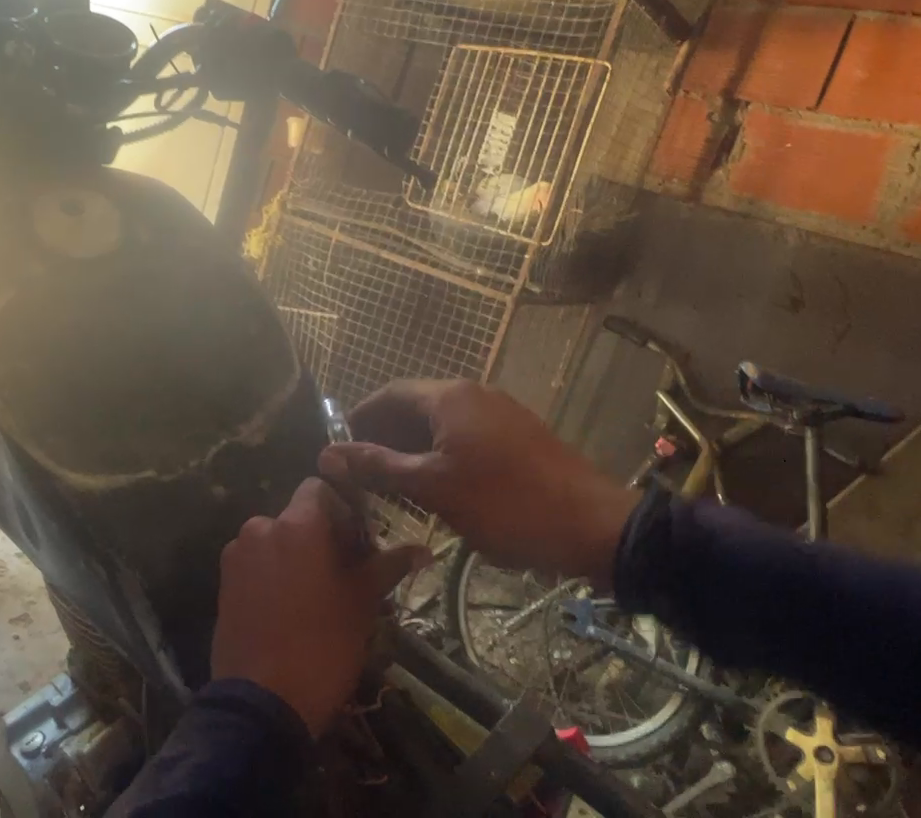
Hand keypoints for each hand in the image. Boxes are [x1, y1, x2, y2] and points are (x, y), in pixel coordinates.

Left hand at [209, 478, 424, 736]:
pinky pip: (256, 564)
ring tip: (316, 599)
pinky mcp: (223, 582)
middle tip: (344, 576)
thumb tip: (424, 550)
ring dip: (296, 557)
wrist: (263, 702)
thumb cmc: (323, 645)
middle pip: (297, 517)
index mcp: (297, 524)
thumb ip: (388, 566)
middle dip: (321, 538)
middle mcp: (261, 527)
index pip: (320, 489)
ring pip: (275, 542)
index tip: (357, 544)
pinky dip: (273, 575)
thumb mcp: (362, 603)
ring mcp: (237, 554)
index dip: (341, 511)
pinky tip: (288, 612)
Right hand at [319, 380, 638, 587]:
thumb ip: (379, 467)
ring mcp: (500, 415)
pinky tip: (438, 492)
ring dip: (412, 452)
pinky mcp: (518, 438)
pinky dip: (441, 458)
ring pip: (440, 426)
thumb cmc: (505, 504)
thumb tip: (328, 453)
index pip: (387, 394)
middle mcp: (473, 395)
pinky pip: (465, 439)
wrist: (592, 526)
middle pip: (413, 408)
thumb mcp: (434, 488)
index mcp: (449, 398)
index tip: (338, 453)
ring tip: (395, 490)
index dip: (358, 420)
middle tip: (362, 478)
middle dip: (383, 439)